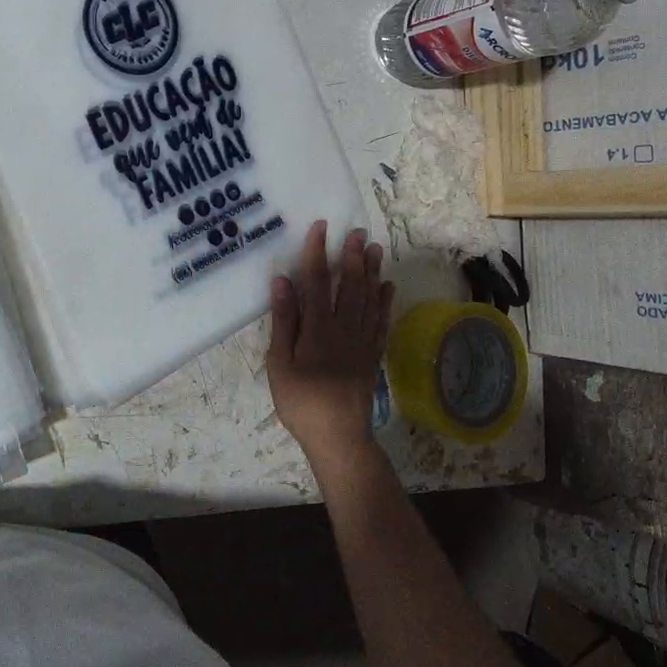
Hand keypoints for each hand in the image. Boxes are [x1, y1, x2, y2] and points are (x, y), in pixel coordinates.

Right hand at [267, 220, 394, 460]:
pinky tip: (387, 287)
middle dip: (353, 256)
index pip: (318, 282)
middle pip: (351, 286)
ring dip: (372, 272)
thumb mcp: (279, 364)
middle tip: (358, 231)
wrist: (339, 438)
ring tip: (376, 248)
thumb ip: (283, 321)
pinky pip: (381, 322)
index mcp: (317, 329)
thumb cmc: (301, 402)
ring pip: (369, 300)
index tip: (321, 228)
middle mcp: (344, 329)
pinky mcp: (372, 356)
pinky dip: (384, 302)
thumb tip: (283, 282)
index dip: (318, 253)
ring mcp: (362, 342)